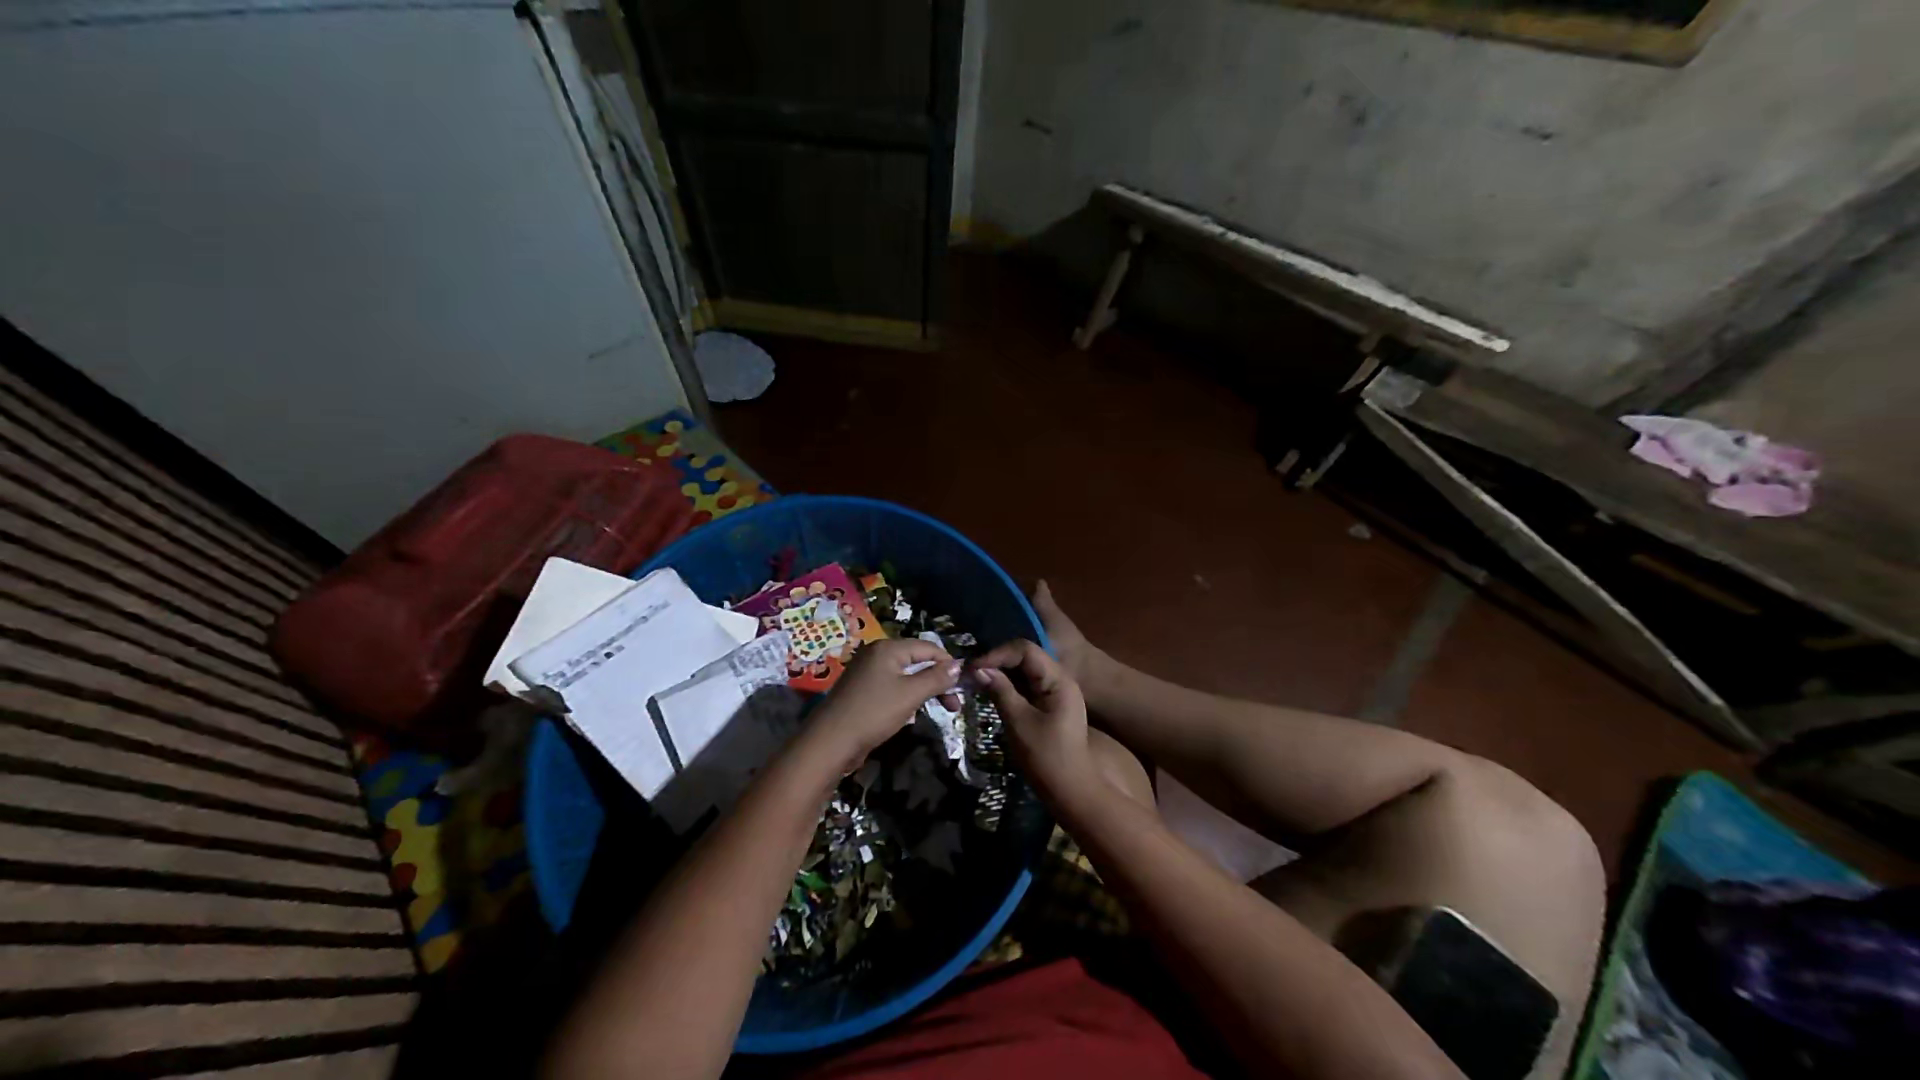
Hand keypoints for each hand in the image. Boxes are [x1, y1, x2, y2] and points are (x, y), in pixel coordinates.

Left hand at [807, 638, 961, 765]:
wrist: (831, 741)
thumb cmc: (874, 713)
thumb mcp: (911, 695)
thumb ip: (936, 678)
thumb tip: (958, 666)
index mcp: (888, 648)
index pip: (928, 647)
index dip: (948, 664)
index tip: (963, 687)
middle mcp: (876, 653)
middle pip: (917, 660)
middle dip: (938, 680)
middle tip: (954, 705)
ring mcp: (867, 672)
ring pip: (905, 675)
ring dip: (924, 690)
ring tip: (939, 710)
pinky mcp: (862, 690)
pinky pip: (892, 686)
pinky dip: (907, 696)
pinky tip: (912, 713)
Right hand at [970, 639, 1094, 804]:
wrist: (1072, 790)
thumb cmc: (1046, 756)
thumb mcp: (1019, 721)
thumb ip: (1000, 691)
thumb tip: (978, 669)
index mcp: (1059, 679)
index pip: (1025, 650)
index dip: (997, 654)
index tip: (973, 668)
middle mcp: (1060, 679)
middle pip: (1026, 656)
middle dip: (998, 661)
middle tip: (971, 673)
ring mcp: (1057, 691)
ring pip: (1025, 670)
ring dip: (1002, 673)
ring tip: (977, 680)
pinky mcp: (1050, 704)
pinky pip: (1027, 685)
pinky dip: (1009, 685)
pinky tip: (991, 691)